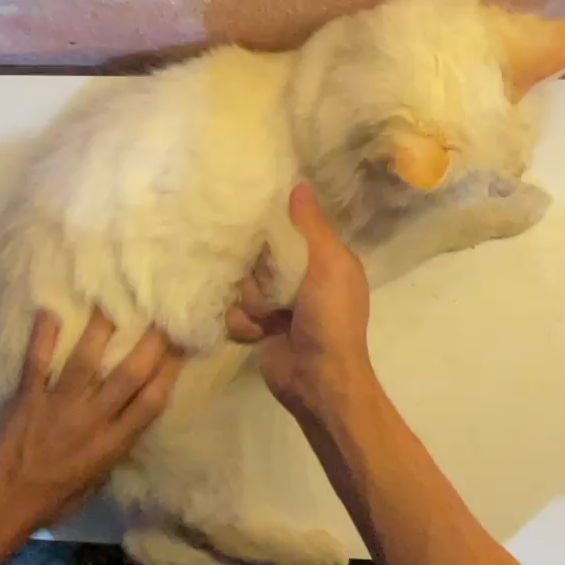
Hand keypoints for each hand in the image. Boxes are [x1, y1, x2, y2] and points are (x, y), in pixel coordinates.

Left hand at [0, 309, 181, 540]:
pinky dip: (43, 335)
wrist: (1, 505)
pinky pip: (37, 359)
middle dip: (150, 342)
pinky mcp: (27, 396)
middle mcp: (90, 420)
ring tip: (112, 298)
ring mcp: (57, 405)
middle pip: (129, 375)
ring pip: (85, 359)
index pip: (151, 402)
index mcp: (111, 444)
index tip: (182, 346)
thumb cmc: (53, 499)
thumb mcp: (97, 480)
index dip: (170, 371)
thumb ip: (114, 446)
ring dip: (102, 327)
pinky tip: (51, 310)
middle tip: (162, 313)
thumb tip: (127, 418)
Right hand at [226, 183, 375, 420]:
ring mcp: (277, 306)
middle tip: (269, 283)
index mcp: (322, 260)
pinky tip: (260, 334)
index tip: (255, 227)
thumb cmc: (330, 318)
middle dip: (258, 272)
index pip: (287, 230)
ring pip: (242, 286)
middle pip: (258, 257)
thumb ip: (310, 227)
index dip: (271, 229)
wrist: (317, 379)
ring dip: (252, 303)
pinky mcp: (258, 330)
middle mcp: (299, 279)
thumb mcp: (329, 265)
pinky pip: (234, 314)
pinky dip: (244, 325)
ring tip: (270, 317)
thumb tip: (298, 184)